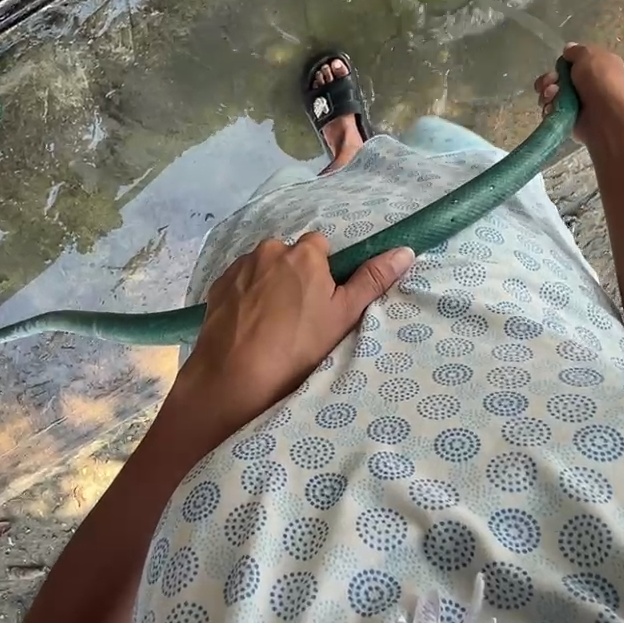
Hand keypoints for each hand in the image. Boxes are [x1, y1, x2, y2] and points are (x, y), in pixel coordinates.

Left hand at [165, 233, 413, 448]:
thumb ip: (373, 279)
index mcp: (304, 253)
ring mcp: (239, 267)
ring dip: (269, 285)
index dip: (324, 271)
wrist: (233, 377)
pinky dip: (246, 297)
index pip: (321, 245)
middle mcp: (269, 250)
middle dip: (295, 276)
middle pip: (290, 256)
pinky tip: (249, 326)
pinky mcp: (218, 286)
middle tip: (299, 316)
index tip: (322, 300)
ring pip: (263, 268)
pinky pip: (240, 283)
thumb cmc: (297, 347)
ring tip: (271, 325)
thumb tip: (405, 250)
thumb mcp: (344, 316)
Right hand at [537, 42, 623, 155]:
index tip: (559, 67)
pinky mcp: (569, 117)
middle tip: (551, 84)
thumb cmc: (601, 82)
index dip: (562, 64)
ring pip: (551, 94)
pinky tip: (552, 109)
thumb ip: (576, 51)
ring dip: (547, 94)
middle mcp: (588, 83)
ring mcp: (578, 101)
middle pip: (558, 78)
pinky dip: (549, 109)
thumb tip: (568, 50)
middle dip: (549, 80)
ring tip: (552, 97)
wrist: (607, 118)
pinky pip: (552, 110)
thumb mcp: (589, 56)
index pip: (573, 61)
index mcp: (598, 65)